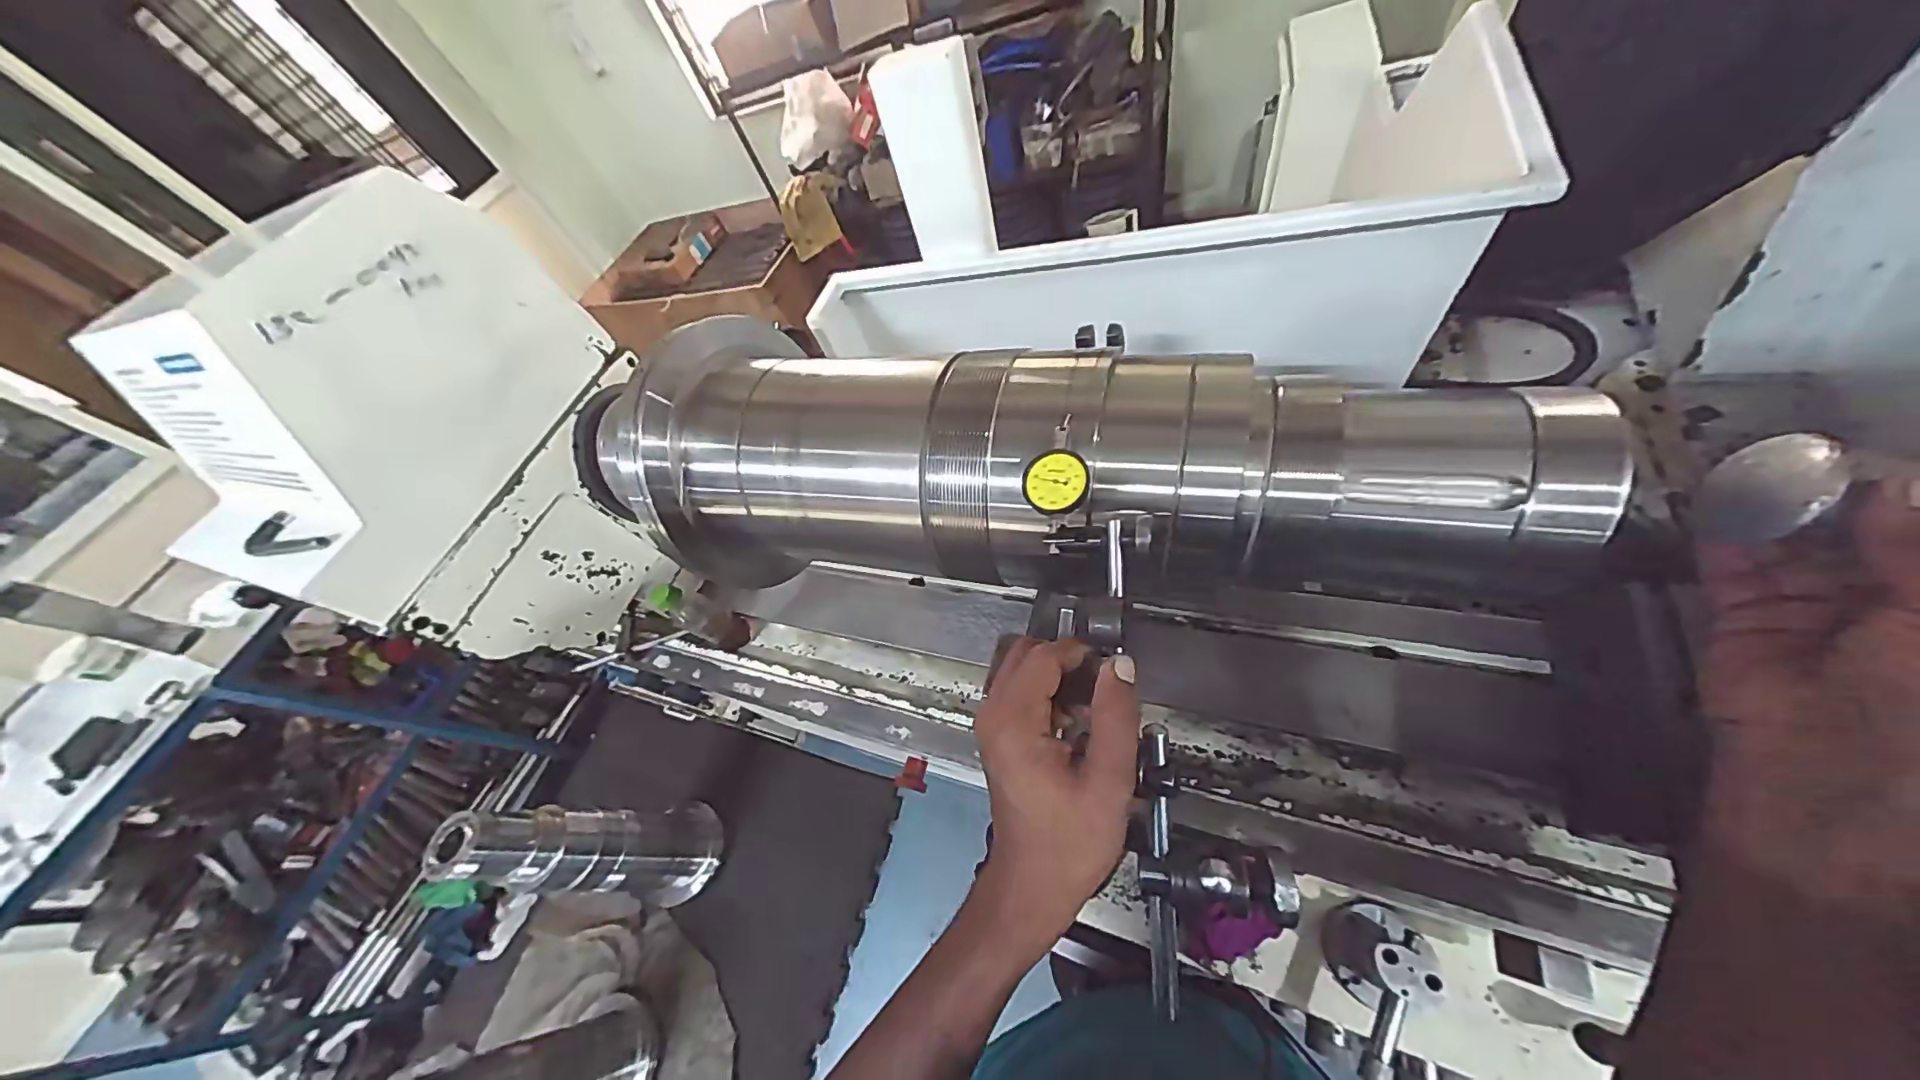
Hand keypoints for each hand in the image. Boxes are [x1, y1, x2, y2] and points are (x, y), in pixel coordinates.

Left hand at [972, 639, 1140, 945]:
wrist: (1033, 884)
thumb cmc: (1067, 844)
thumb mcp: (1109, 781)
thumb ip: (1116, 717)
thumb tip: (1120, 667)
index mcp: (1013, 721)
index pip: (1042, 655)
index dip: (1079, 654)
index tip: (1110, 670)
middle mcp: (994, 715)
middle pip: (1025, 653)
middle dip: (1066, 659)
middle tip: (1102, 686)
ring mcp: (992, 725)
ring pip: (1021, 669)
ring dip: (1058, 676)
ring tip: (1093, 710)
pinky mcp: (1000, 737)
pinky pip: (1022, 693)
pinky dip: (1050, 694)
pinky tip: (1077, 726)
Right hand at [1698, 476, 1919, 907]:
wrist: (1822, 799)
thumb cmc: (1918, 737)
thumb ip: (1910, 563)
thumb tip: (1890, 491)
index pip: (1919, 543)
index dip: (1911, 503)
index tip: (1887, 463)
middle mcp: (1897, 612)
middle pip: (1872, 537)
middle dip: (1848, 498)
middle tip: (1818, 457)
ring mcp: (1823, 619)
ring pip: (1803, 548)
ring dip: (1784, 513)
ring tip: (1766, 469)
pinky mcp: (1750, 625)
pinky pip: (1737, 573)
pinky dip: (1727, 540)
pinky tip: (1724, 503)